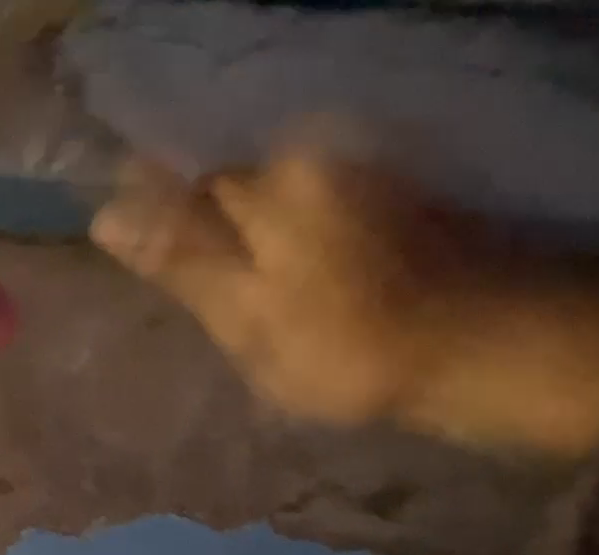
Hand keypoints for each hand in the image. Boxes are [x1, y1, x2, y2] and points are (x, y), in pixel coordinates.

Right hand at [90, 139, 598, 458]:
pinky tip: (294, 296)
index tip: (156, 281)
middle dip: (207, 239)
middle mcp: (317, 158)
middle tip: (211, 307)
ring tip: (251, 311)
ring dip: (247, 251)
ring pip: (267, 208)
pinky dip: (288, 252)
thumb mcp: (244, 315)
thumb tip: (104, 216)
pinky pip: (307, 218)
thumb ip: (179, 259)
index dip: (159, 230)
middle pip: (227, 191)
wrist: (493, 353)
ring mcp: (357, 177)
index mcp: (275, 181)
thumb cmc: (349, 347)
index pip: (182, 183)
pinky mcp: (387, 201)